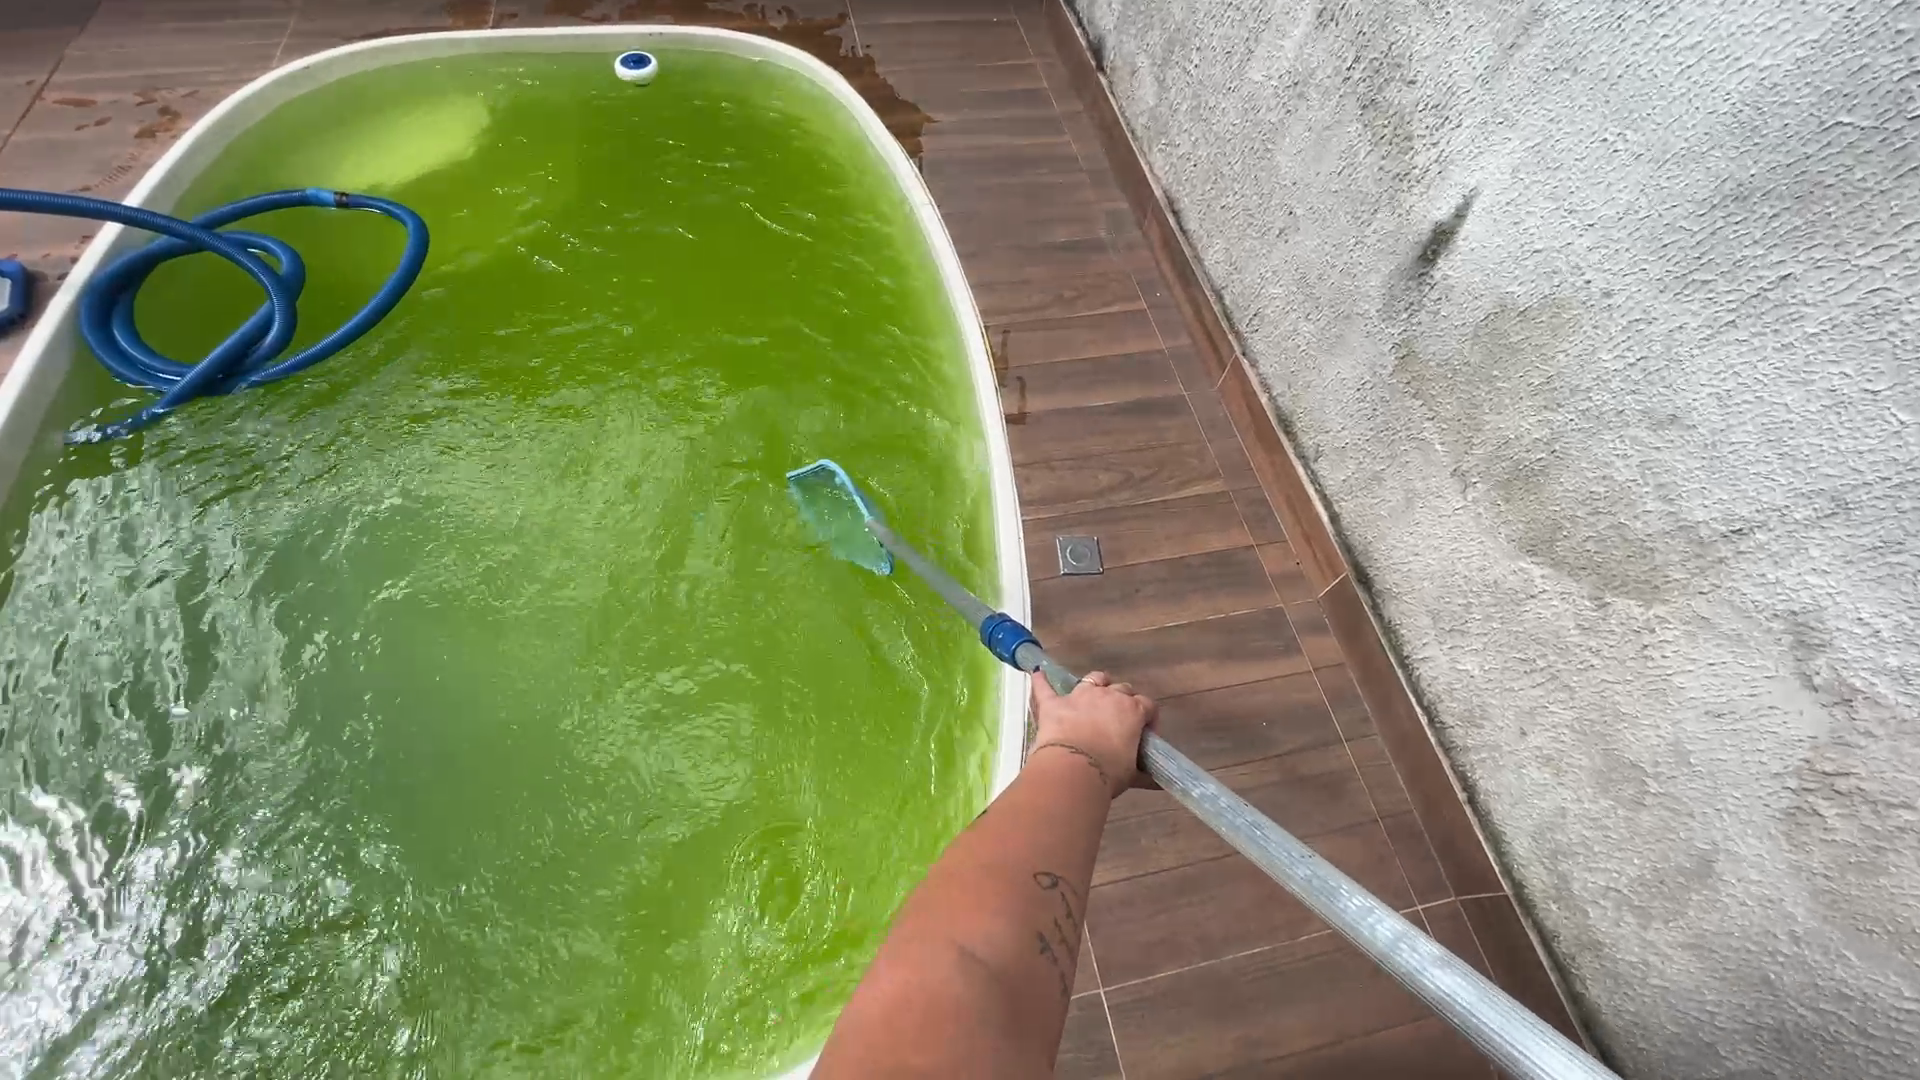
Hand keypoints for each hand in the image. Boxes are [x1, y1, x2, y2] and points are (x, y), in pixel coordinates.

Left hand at [1028, 671, 1156, 798]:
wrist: (1072, 770)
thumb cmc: (1108, 772)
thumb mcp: (1131, 774)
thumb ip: (1145, 774)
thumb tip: (1158, 782)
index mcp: (1132, 711)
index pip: (1148, 705)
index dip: (1148, 717)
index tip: (1145, 732)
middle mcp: (1108, 696)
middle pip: (1122, 688)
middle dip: (1124, 699)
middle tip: (1120, 718)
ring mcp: (1079, 696)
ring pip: (1093, 678)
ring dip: (1096, 683)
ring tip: (1095, 691)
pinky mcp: (1054, 703)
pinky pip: (1045, 687)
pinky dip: (1041, 681)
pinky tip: (1038, 673)